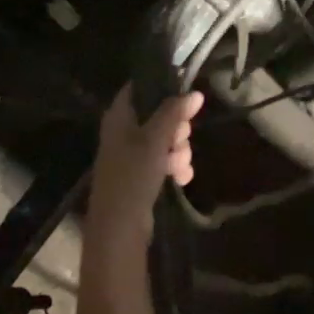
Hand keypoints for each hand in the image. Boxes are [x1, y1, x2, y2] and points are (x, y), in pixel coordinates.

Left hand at [86, 85, 202, 239]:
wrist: (118, 225)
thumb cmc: (133, 174)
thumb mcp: (155, 139)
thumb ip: (174, 113)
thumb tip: (195, 92)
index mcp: (119, 115)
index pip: (139, 88)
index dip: (162, 88)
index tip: (185, 97)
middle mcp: (123, 130)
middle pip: (158, 115)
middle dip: (177, 129)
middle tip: (182, 139)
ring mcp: (130, 153)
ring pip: (164, 140)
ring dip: (179, 151)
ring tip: (182, 166)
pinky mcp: (139, 174)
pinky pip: (162, 161)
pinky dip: (173, 166)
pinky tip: (182, 179)